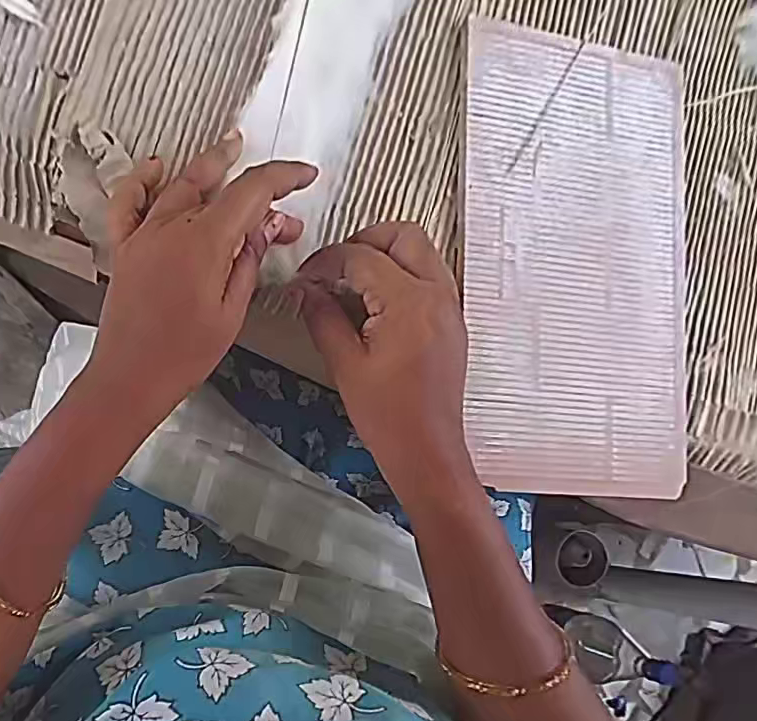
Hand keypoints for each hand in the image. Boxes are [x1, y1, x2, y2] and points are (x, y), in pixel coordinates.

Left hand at [91, 133, 315, 419]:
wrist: (130, 379)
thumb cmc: (178, 358)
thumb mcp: (230, 314)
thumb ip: (248, 264)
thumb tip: (264, 230)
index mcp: (204, 244)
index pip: (251, 191)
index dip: (282, 178)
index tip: (301, 177)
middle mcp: (170, 230)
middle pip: (218, 185)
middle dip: (253, 181)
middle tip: (276, 187)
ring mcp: (143, 237)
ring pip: (178, 184)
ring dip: (207, 166)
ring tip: (227, 153)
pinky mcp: (124, 250)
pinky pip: (128, 201)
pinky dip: (143, 180)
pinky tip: (156, 169)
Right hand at [295, 222, 472, 497]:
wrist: (425, 448)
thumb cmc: (388, 416)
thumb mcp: (345, 366)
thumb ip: (323, 319)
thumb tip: (307, 291)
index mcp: (408, 303)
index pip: (362, 257)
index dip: (326, 261)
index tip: (306, 276)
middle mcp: (437, 294)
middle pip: (402, 235)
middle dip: (362, 242)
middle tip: (331, 268)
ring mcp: (450, 306)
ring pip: (420, 251)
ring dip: (384, 255)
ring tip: (350, 284)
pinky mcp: (451, 321)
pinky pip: (428, 277)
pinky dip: (400, 275)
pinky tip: (373, 304)